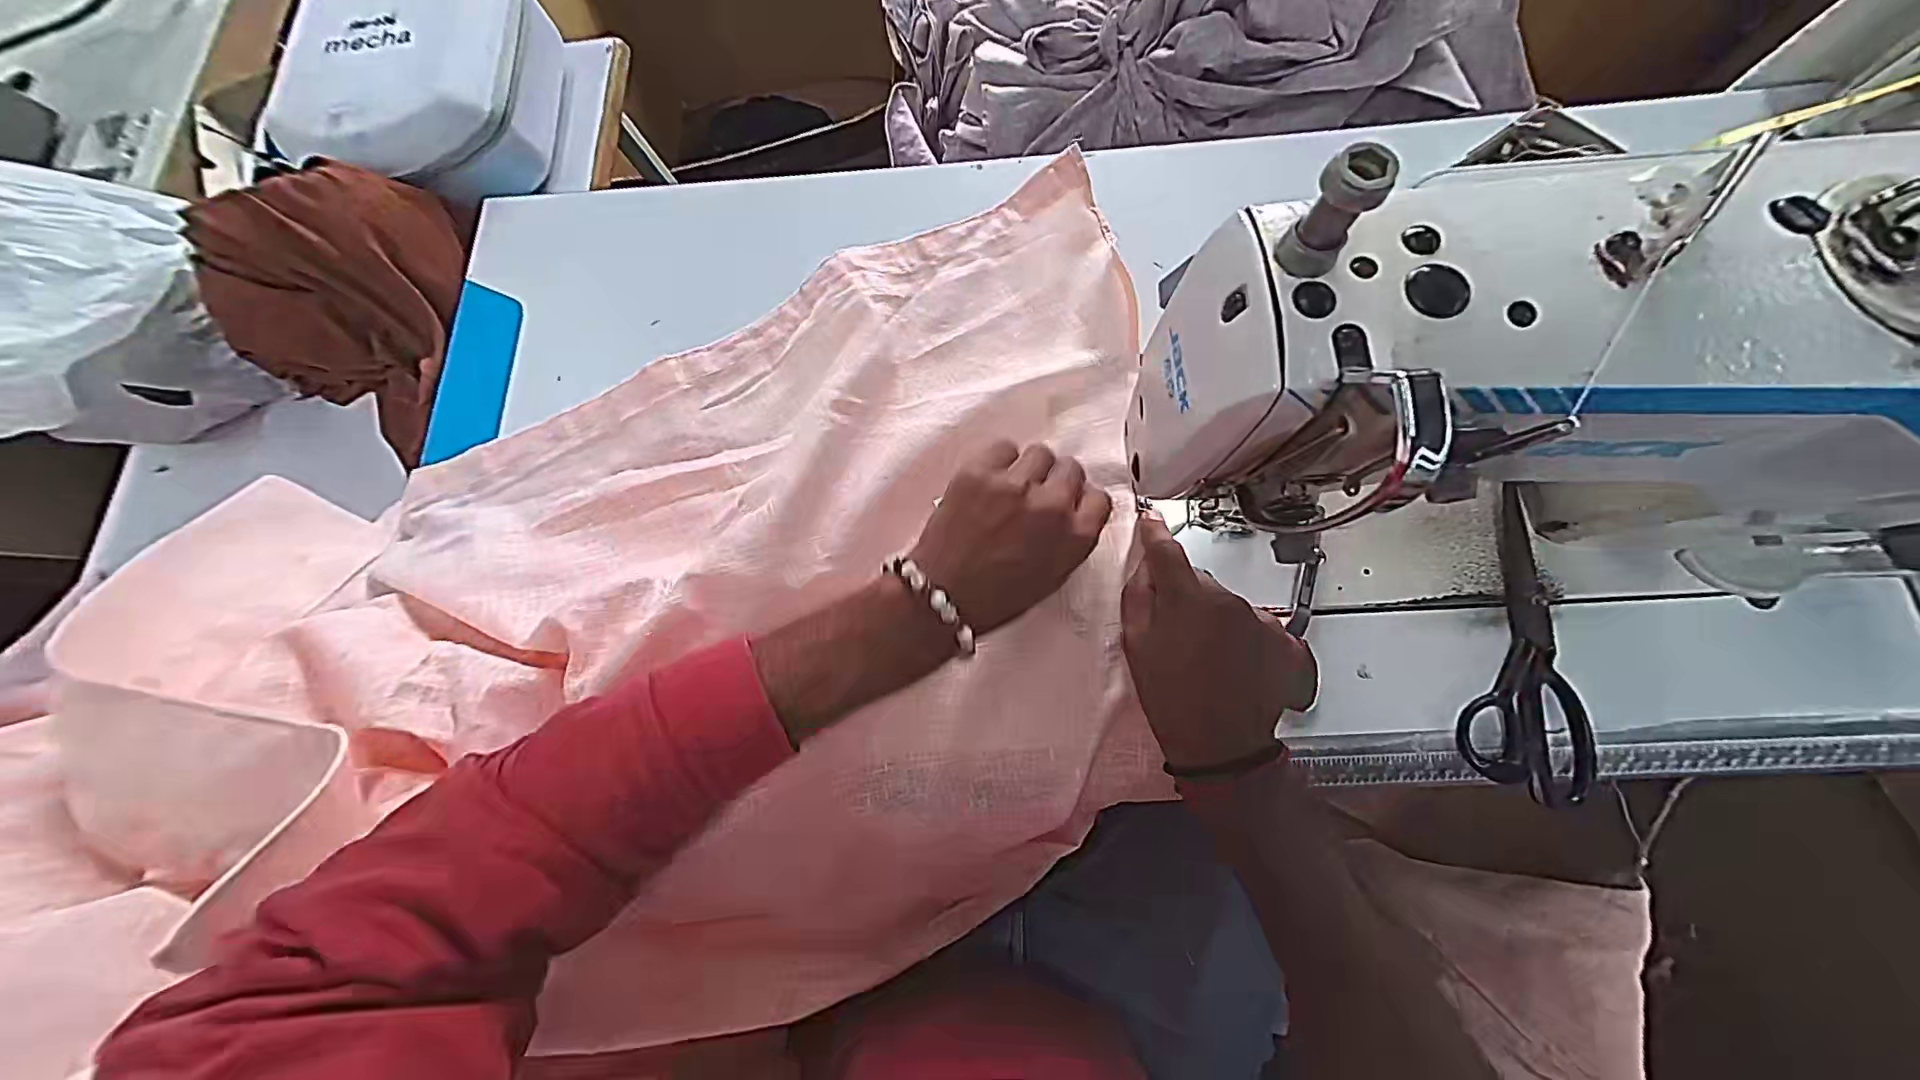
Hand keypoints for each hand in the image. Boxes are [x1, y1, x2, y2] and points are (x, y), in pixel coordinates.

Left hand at [908, 441, 1113, 633]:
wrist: (942, 596)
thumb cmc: (994, 596)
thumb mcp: (1052, 576)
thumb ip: (1070, 538)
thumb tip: (1072, 508)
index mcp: (1075, 537)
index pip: (1099, 497)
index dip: (1080, 499)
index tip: (1068, 502)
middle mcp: (1051, 506)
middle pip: (1071, 468)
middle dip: (1056, 481)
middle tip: (1035, 496)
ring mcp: (1015, 486)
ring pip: (1040, 453)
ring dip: (1029, 469)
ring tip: (1011, 489)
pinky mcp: (980, 472)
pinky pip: (1004, 448)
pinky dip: (999, 461)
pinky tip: (990, 482)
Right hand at [1122, 513, 1317, 771]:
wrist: (1220, 743)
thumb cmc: (1173, 698)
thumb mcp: (1136, 644)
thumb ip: (1137, 596)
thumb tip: (1145, 569)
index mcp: (1186, 597)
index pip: (1166, 548)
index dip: (1155, 532)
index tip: (1151, 520)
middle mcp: (1226, 599)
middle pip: (1198, 579)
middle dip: (1185, 594)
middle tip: (1175, 631)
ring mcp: (1257, 617)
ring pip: (1226, 601)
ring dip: (1214, 616)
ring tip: (1205, 654)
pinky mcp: (1280, 637)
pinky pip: (1253, 620)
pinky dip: (1242, 633)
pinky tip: (1231, 661)